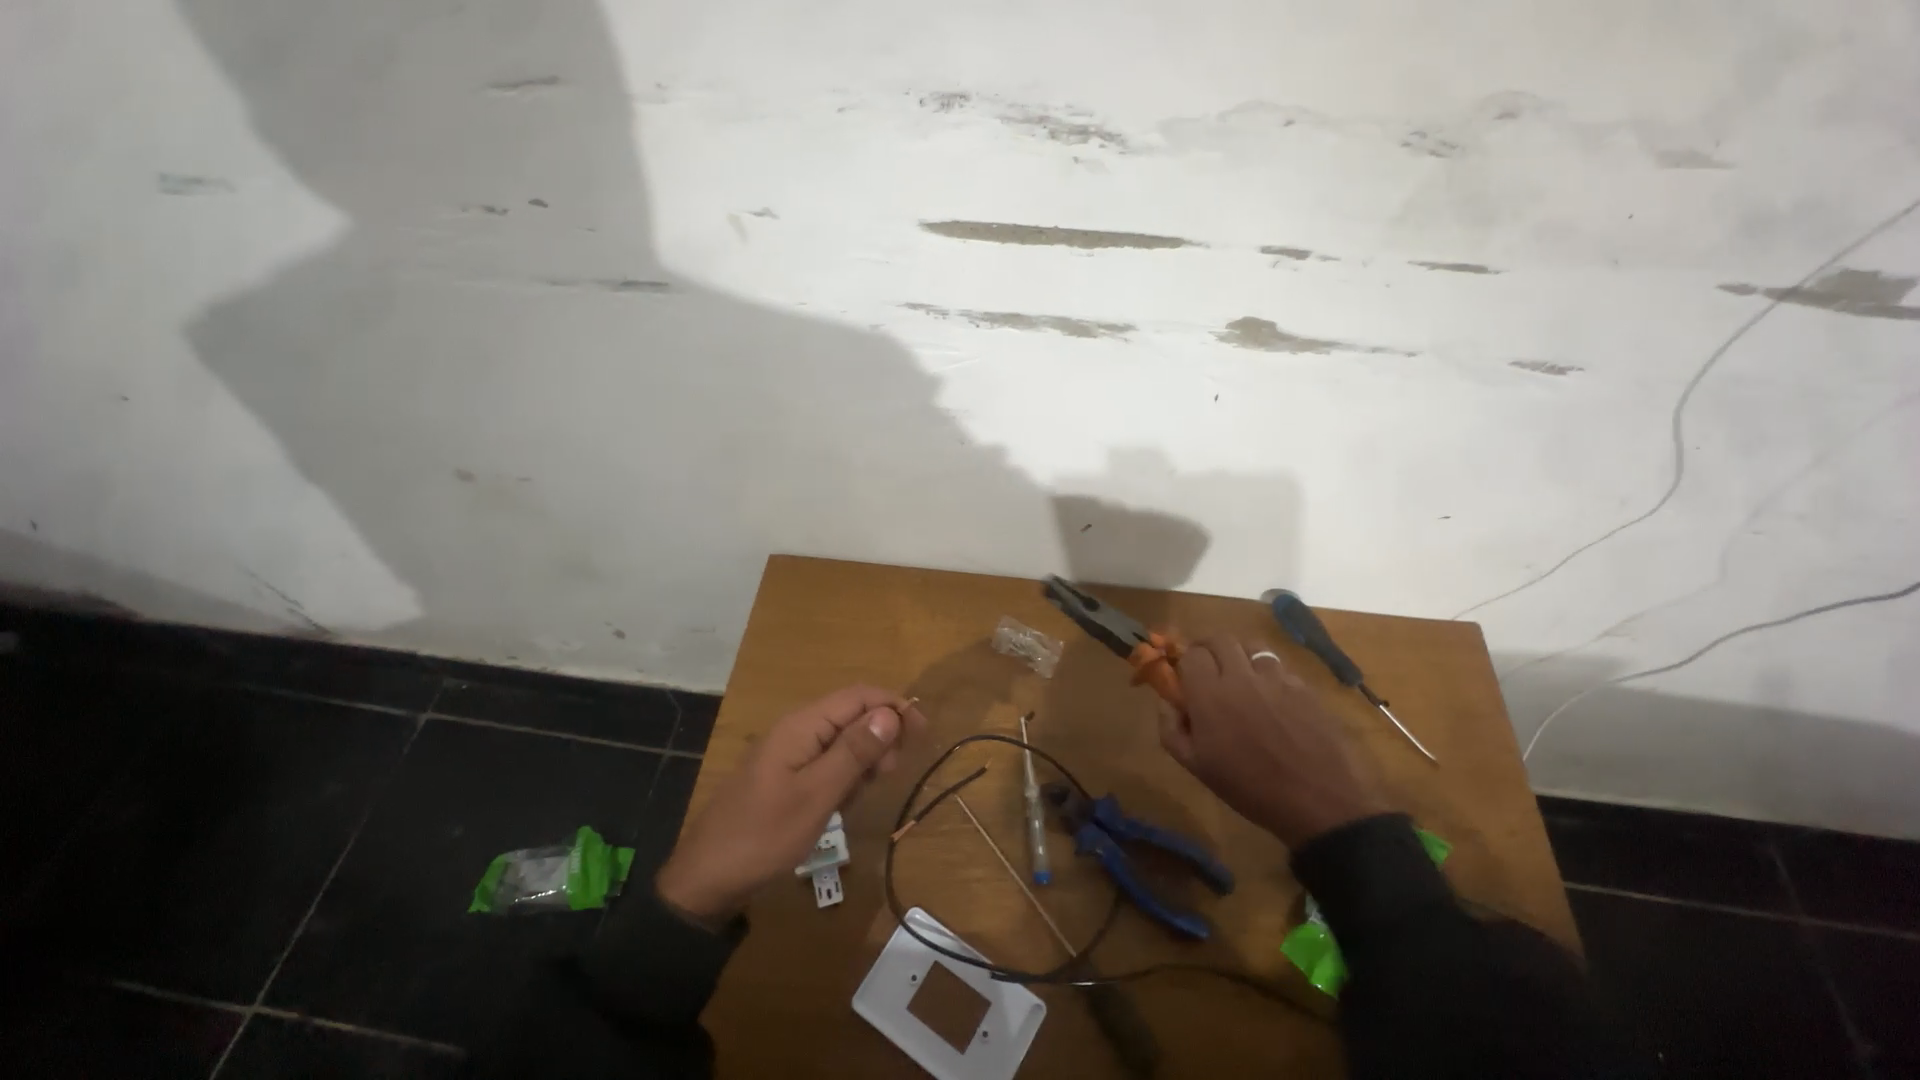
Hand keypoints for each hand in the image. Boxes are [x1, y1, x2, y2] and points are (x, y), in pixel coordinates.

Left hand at [656, 685, 926, 922]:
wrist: (708, 877)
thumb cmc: (765, 835)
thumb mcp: (816, 795)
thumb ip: (854, 752)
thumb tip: (890, 713)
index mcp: (802, 725)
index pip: (859, 696)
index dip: (895, 708)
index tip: (923, 736)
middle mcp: (797, 730)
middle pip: (852, 715)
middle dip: (880, 737)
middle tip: (888, 776)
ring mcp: (790, 754)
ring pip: (843, 741)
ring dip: (863, 761)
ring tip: (862, 796)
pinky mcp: (786, 777)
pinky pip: (827, 764)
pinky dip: (844, 778)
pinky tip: (843, 805)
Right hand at [1159, 637, 1390, 849]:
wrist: (1315, 800)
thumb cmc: (1248, 787)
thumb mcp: (1196, 766)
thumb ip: (1171, 728)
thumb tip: (1168, 702)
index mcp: (1209, 695)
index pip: (1190, 654)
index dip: (1185, 663)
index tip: (1186, 678)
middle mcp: (1241, 677)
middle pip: (1220, 639)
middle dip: (1209, 650)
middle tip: (1209, 670)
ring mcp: (1277, 679)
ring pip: (1252, 647)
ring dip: (1240, 656)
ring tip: (1242, 679)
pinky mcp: (1304, 687)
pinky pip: (1280, 668)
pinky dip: (1269, 675)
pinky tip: (1272, 700)